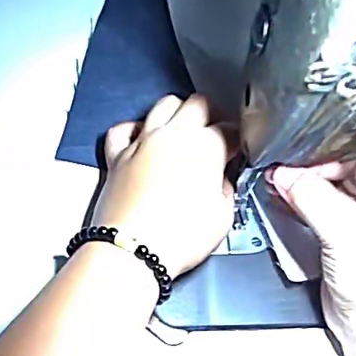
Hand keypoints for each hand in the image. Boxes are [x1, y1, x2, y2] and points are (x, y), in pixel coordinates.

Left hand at [91, 94, 232, 278]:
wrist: (133, 252)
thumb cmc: (176, 239)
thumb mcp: (222, 218)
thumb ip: (225, 191)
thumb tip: (221, 184)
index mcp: (207, 147)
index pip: (230, 129)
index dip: (237, 140)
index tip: (236, 151)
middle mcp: (174, 136)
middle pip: (198, 103)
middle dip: (211, 115)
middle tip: (214, 132)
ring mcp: (143, 143)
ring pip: (163, 105)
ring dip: (177, 112)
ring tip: (182, 129)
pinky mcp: (118, 158)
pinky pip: (123, 129)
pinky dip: (133, 129)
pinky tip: (140, 138)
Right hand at [270, 158, 355, 350]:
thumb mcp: (350, 231)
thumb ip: (314, 198)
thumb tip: (285, 175)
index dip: (339, 144)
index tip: (306, 148)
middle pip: (350, 165)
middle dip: (316, 166)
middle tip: (284, 166)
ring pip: (335, 188)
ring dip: (306, 185)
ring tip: (280, 179)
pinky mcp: (348, 238)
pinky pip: (324, 211)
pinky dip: (304, 204)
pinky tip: (286, 196)